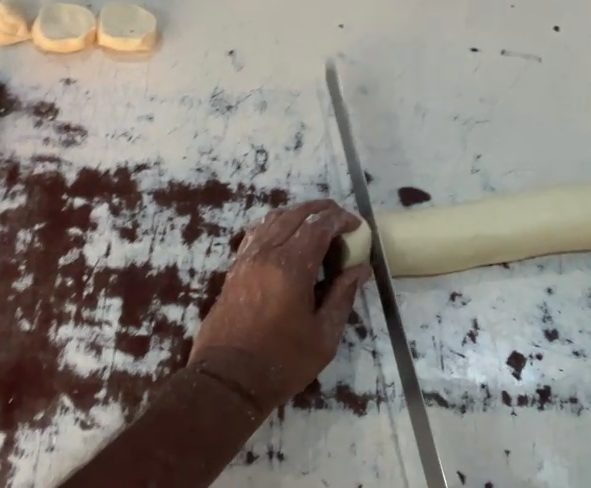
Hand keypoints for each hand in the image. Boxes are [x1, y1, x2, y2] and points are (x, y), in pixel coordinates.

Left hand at [189, 200, 372, 410]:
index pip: (319, 226)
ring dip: (298, 214)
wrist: (228, 379)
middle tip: (340, 218)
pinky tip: (286, 234)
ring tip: (317, 222)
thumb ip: (343, 296)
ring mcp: (248, 258)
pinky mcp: (236, 267)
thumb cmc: (282, 362)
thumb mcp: (324, 336)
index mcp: (291, 267)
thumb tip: (361, 269)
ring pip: (274, 219)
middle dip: (321, 210)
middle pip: (296, 215)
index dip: (340, 220)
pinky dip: (276, 224)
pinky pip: (257, 232)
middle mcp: (267, 253)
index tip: (356, 225)